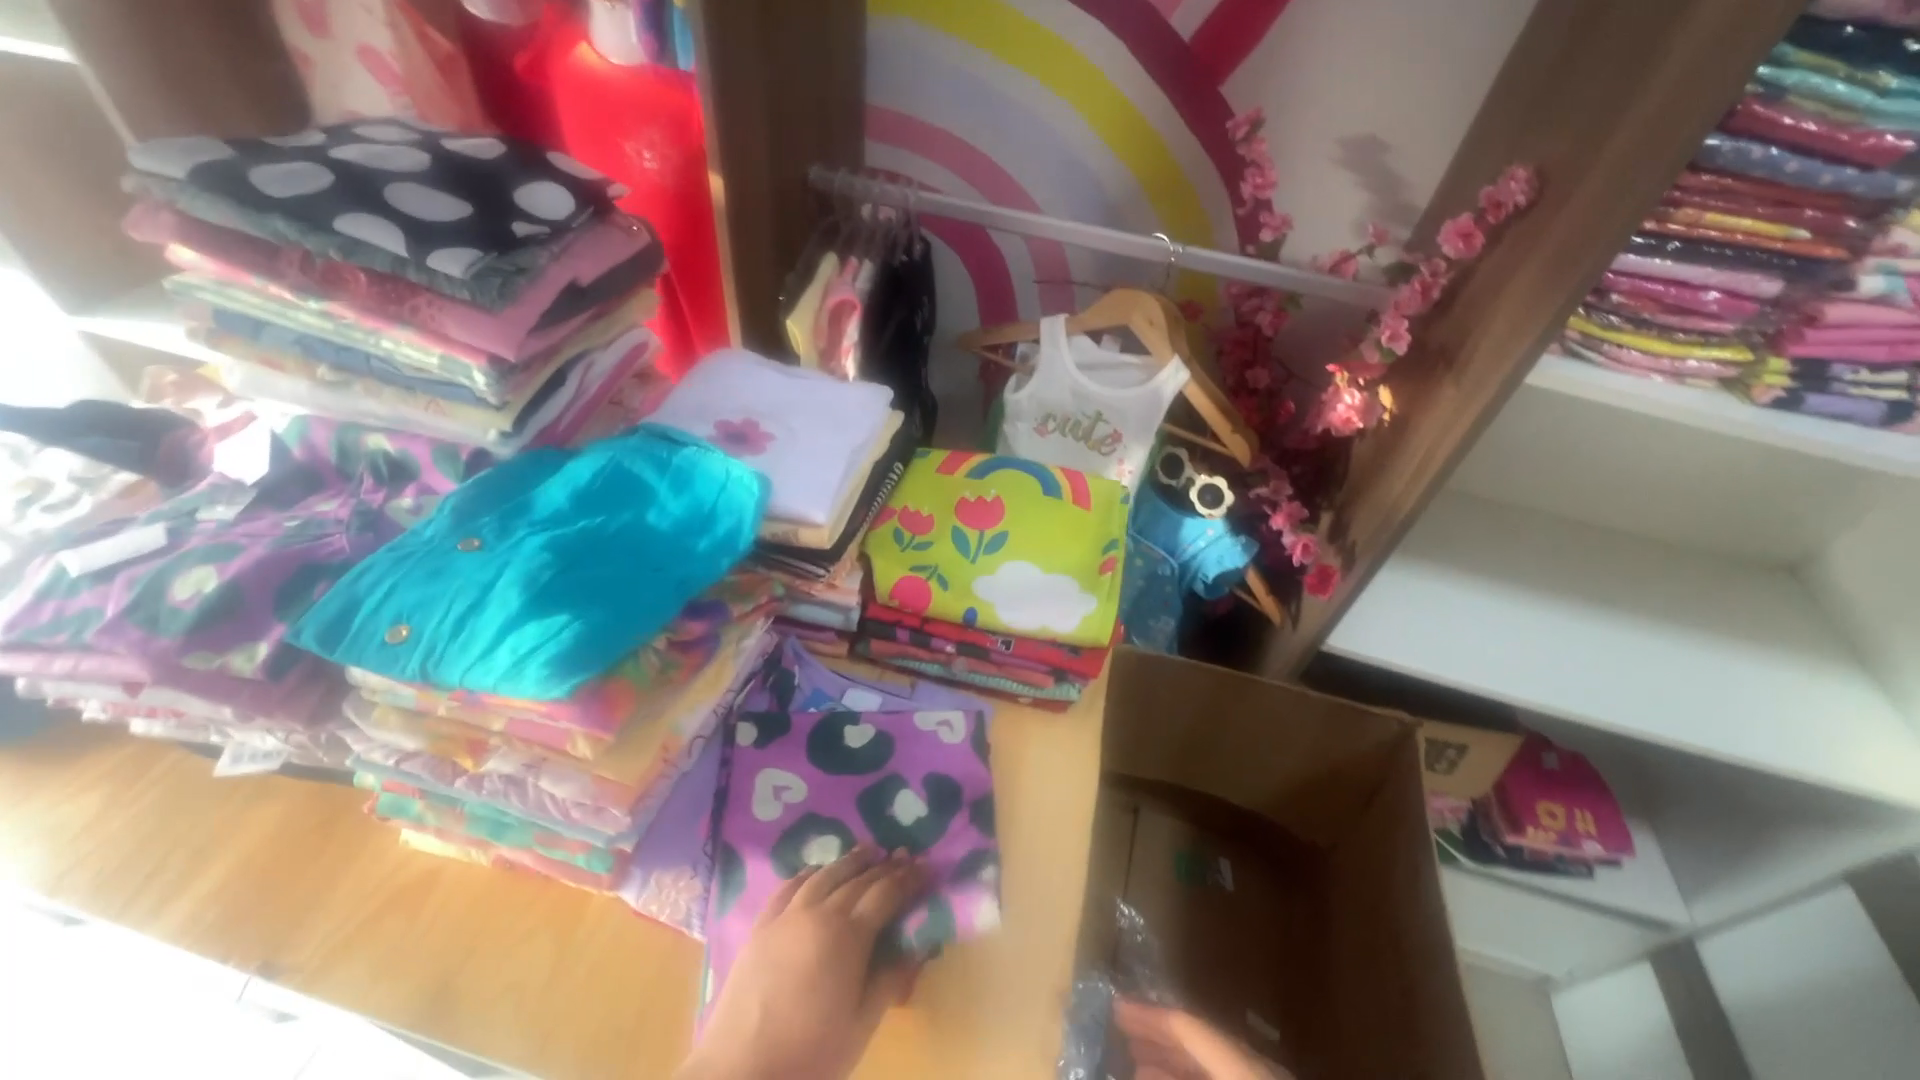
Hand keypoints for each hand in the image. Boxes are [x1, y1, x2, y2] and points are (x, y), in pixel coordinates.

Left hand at [676, 844, 932, 1079]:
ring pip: (823, 875)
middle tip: (904, 855)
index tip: (927, 868)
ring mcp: (785, 916)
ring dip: (850, 861)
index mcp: (848, 936)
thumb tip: (915, 946)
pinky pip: (789, 886)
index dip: (909, 879)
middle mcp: (817, 913)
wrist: (741, 1069)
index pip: (886, 894)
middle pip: (857, 879)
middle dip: (885, 866)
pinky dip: (810, 873)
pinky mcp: (760, 926)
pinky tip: (817, 872)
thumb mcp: (862, 1024)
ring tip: (869, 852)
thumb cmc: (810, 1052)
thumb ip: (890, 979)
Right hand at [1112, 1000, 1294, 1079]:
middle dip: (1159, 1037)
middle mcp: (1256, 1070)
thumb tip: (1140, 1072)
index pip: (1190, 1027)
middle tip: (1118, 1033)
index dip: (1149, 1014)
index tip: (1114, 1007)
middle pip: (1202, 1042)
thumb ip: (1169, 1079)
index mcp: (1242, 1069)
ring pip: (1214, 1065)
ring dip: (1174, 1063)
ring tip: (1135, 1066)